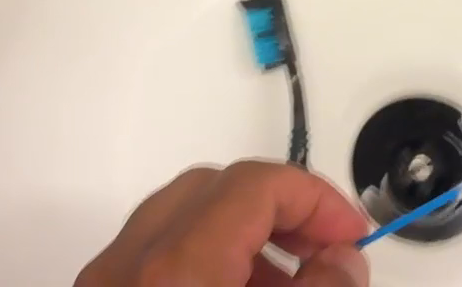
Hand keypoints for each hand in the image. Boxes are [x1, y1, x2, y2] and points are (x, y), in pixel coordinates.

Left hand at [76, 160, 370, 286]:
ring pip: (184, 219)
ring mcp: (107, 280)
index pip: (252, 185)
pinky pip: (160, 255)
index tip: (354, 231)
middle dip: (279, 208)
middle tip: (329, 247)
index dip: (314, 197)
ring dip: (246, 234)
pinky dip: (208, 259)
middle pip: (214, 189)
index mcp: (175, 268)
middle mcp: (128, 264)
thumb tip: (344, 258)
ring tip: (295, 278)